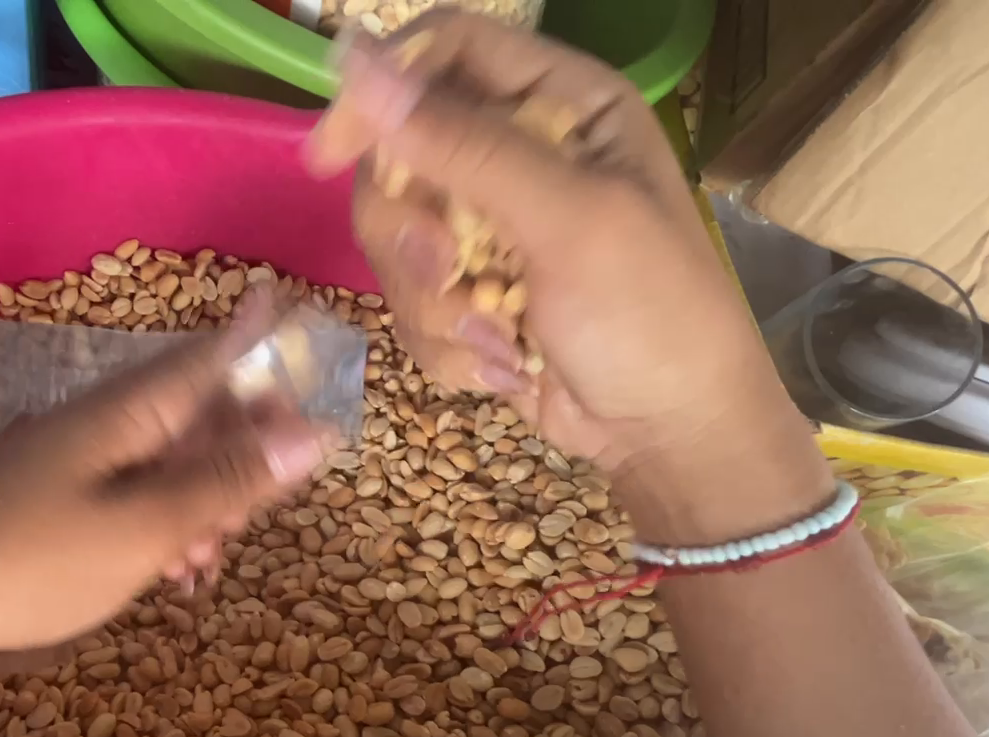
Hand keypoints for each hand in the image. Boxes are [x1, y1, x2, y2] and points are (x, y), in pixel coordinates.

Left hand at [0, 293, 329, 665]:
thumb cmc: (30, 558)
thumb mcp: (144, 527)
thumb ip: (227, 481)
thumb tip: (313, 433)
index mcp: (131, 413)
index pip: (210, 358)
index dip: (254, 335)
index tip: (286, 305)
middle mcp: (107, 425)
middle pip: (197, 414)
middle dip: (242, 455)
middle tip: (256, 513)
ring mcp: (79, 463)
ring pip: (168, 464)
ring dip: (203, 505)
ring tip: (205, 565)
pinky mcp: (58, 500)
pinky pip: (133, 498)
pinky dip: (163, 528)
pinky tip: (169, 574)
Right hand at [305, 15, 810, 477]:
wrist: (660, 429)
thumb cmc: (647, 312)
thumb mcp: (567, 220)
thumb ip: (466, 147)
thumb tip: (361, 65)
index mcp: (560, 107)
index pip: (444, 55)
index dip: (380, 93)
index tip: (329, 157)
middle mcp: (516, 161)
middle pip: (400, 161)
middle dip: (412, 235)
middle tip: (447, 271)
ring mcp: (486, 237)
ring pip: (398, 248)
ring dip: (436, 305)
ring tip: (499, 338)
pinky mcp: (468, 300)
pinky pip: (413, 309)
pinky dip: (449, 346)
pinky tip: (504, 364)